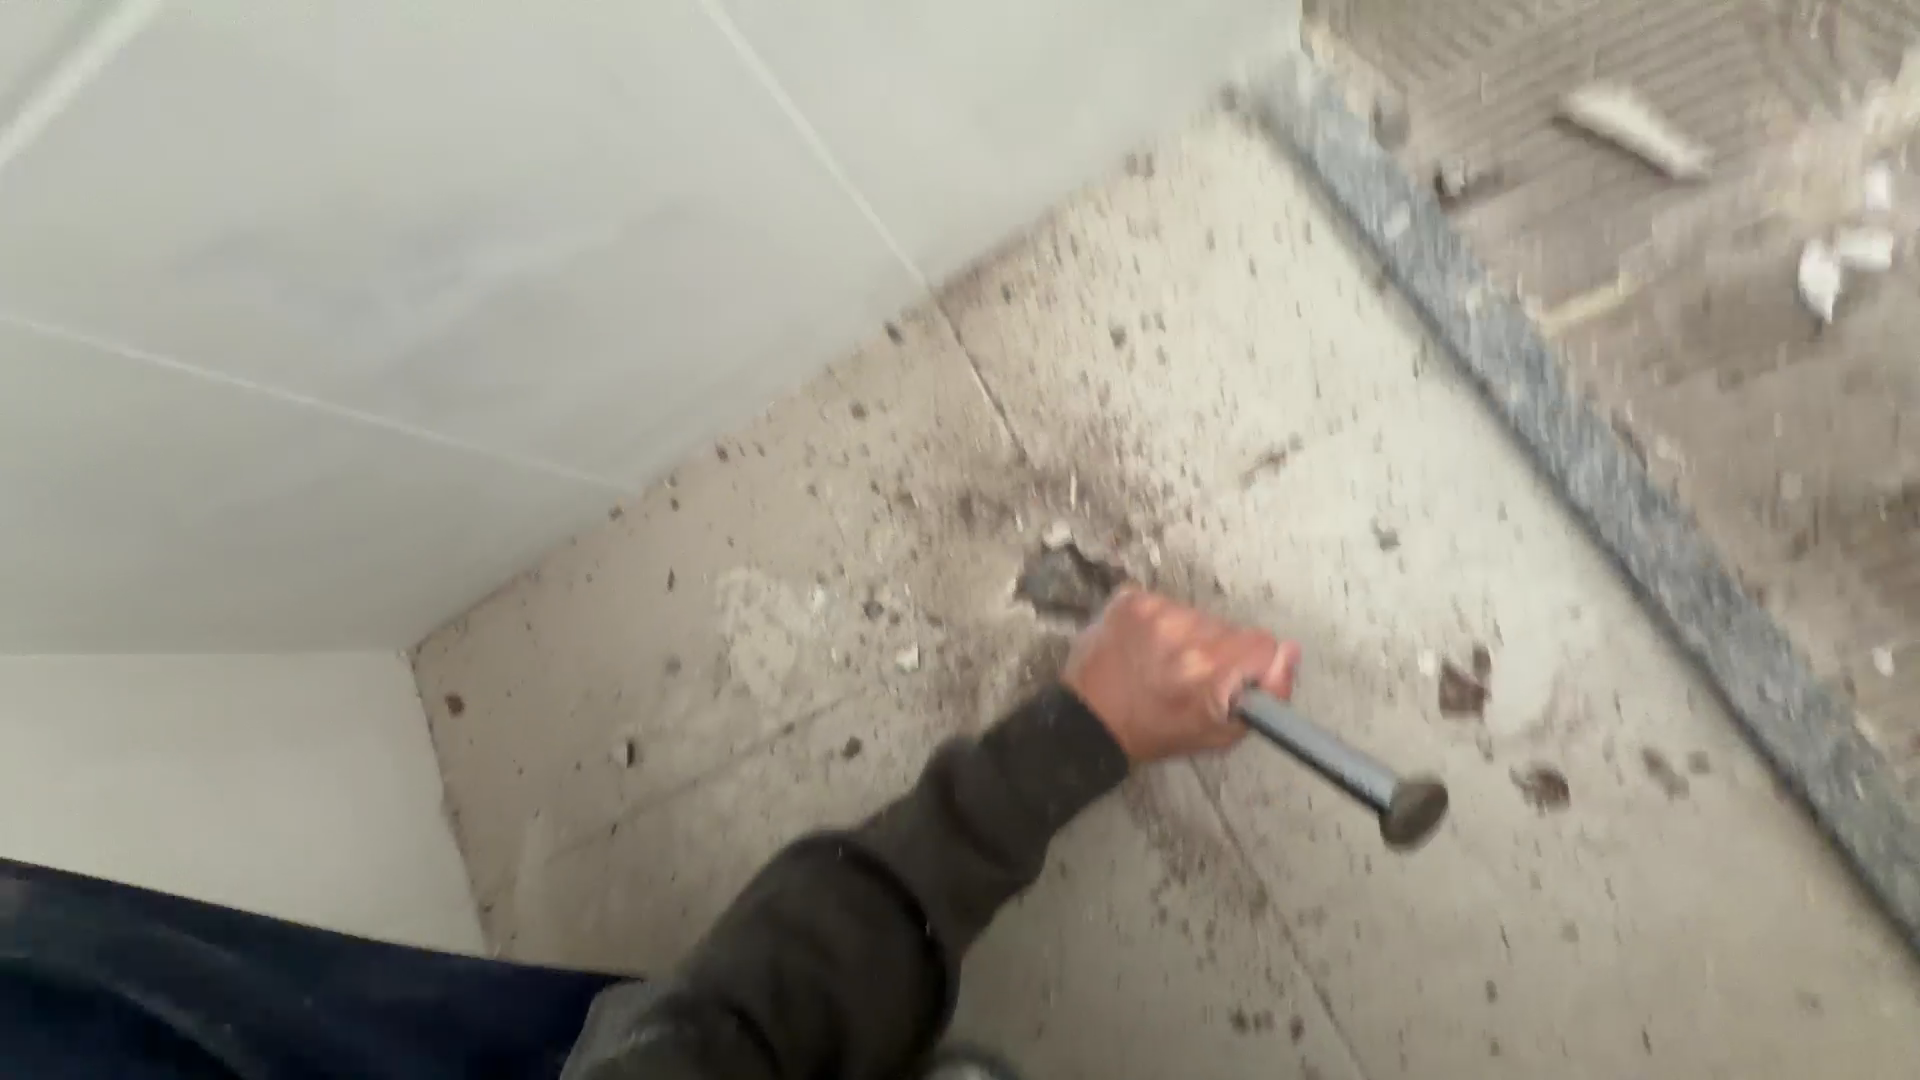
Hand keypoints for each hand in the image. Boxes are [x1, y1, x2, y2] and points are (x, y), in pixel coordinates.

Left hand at [1061, 586, 1301, 763]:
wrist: (1091, 718)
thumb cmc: (1152, 731)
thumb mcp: (1219, 732)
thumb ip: (1266, 696)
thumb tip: (1289, 654)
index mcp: (1209, 670)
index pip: (1264, 644)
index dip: (1255, 664)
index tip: (1234, 677)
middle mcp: (1183, 634)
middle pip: (1228, 628)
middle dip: (1218, 650)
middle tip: (1190, 675)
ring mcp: (1154, 613)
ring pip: (1197, 615)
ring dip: (1188, 635)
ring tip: (1163, 662)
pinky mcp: (1131, 601)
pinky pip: (1166, 605)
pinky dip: (1160, 623)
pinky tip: (1145, 647)